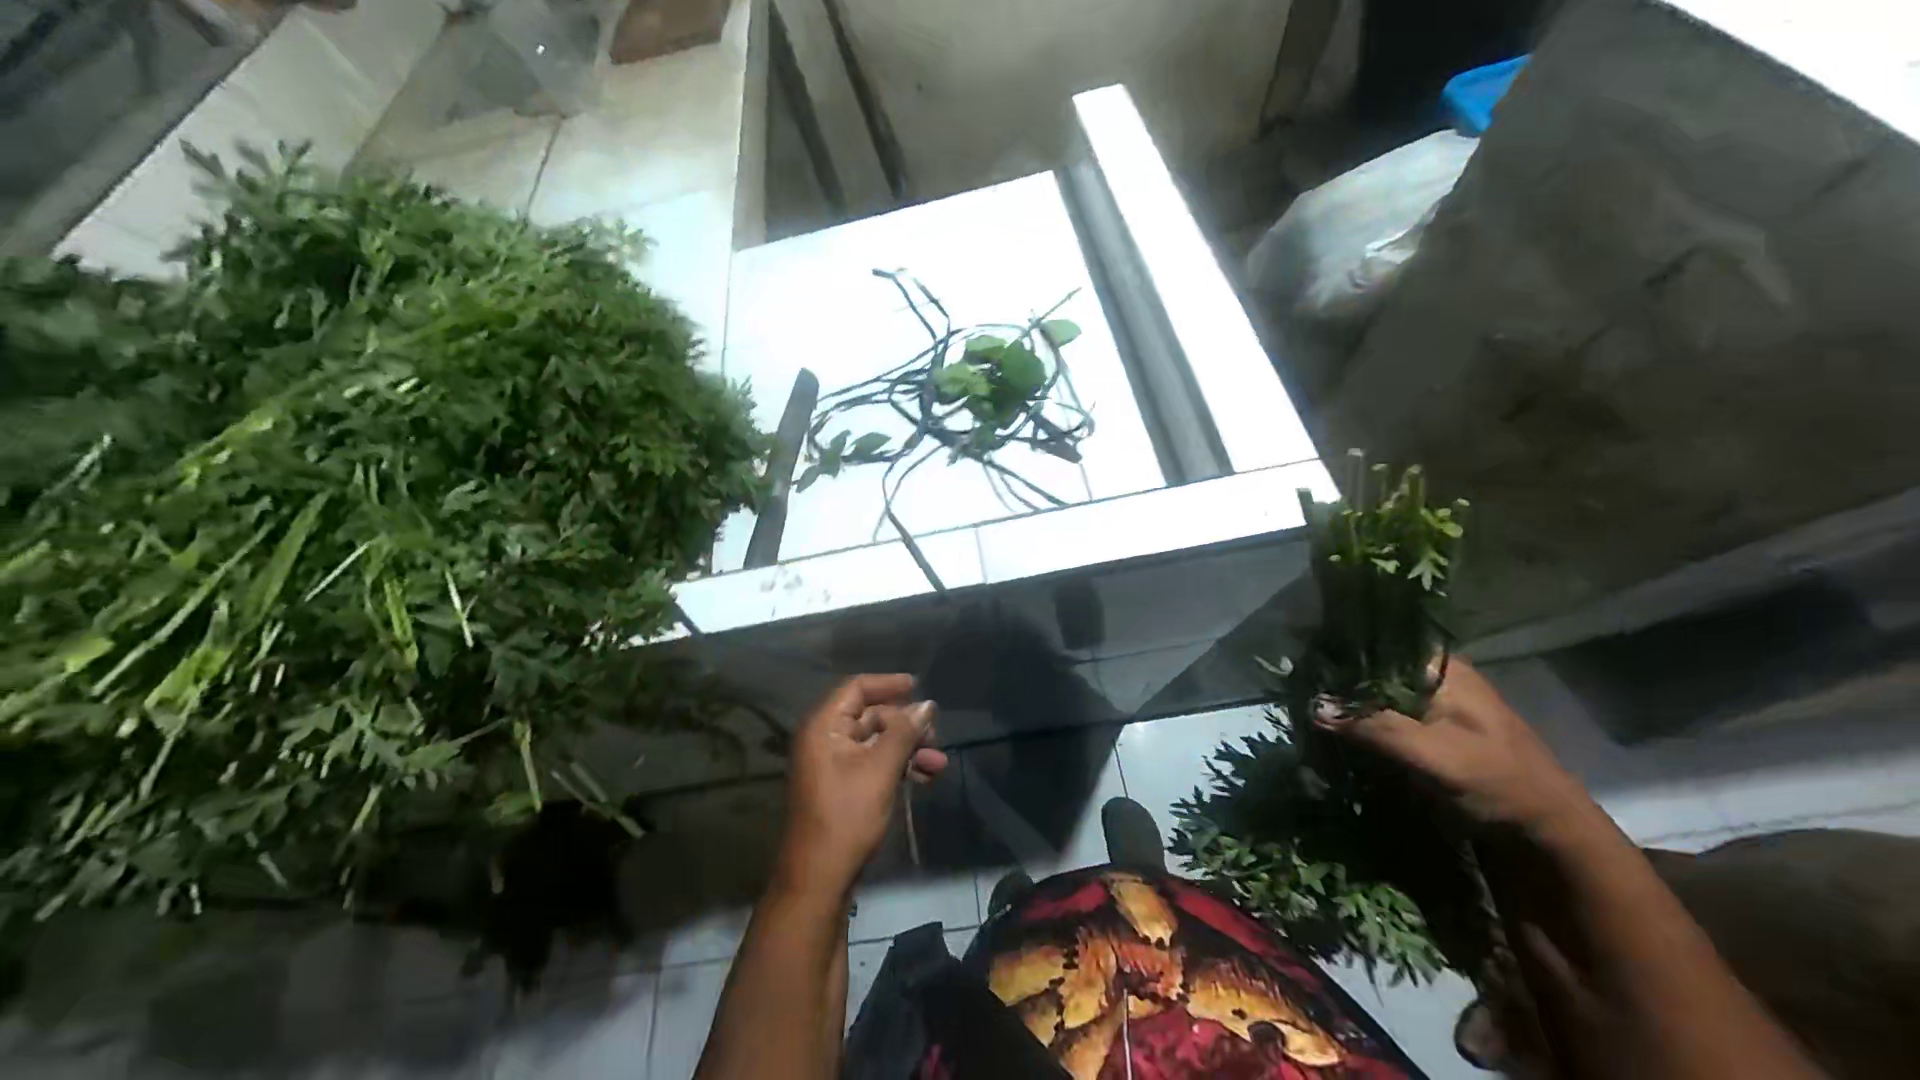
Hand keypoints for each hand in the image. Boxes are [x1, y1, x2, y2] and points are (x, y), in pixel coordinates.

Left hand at [774, 674, 948, 898]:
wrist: (819, 877)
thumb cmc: (847, 815)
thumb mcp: (881, 769)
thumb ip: (905, 732)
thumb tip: (927, 704)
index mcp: (824, 726)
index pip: (856, 688)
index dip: (888, 684)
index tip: (919, 687)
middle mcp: (824, 739)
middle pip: (869, 716)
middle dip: (906, 725)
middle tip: (936, 737)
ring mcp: (831, 764)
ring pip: (875, 742)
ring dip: (907, 748)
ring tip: (938, 764)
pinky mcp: (841, 786)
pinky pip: (871, 763)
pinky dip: (896, 766)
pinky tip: (923, 777)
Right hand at [1315, 658, 1593, 832]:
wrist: (1546, 838)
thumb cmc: (1499, 784)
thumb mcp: (1435, 755)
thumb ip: (1375, 727)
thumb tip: (1312, 704)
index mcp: (1440, 669)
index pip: (1377, 642)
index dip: (1338, 647)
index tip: (1299, 659)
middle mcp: (1430, 680)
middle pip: (1368, 669)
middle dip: (1333, 682)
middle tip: (1292, 691)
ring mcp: (1425, 709)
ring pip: (1369, 696)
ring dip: (1340, 707)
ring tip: (1298, 712)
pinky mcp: (1420, 736)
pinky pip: (1375, 722)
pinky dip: (1352, 728)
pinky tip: (1325, 735)